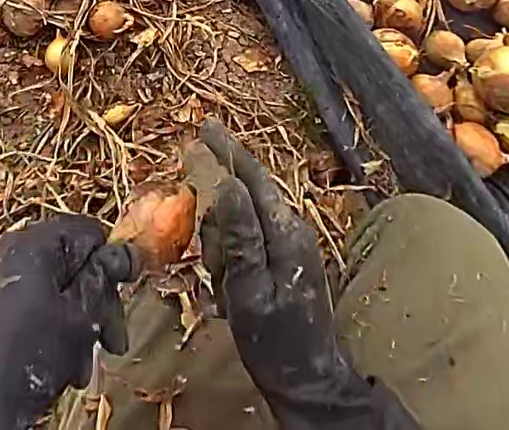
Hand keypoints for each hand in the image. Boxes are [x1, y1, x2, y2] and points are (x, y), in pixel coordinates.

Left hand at [0, 215, 137, 429]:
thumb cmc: (26, 355)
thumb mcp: (79, 314)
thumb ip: (106, 275)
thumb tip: (131, 251)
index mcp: (36, 242)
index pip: (92, 233)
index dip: (112, 265)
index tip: (124, 297)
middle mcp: (16, 252)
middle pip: (76, 264)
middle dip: (97, 305)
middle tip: (111, 343)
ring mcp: (0, 280)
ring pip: (60, 291)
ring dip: (80, 326)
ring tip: (81, 365)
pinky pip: (37, 307)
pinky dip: (55, 332)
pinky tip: (61, 367)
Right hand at [198, 121, 416, 429]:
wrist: (307, 381)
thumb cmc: (275, 341)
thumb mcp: (248, 290)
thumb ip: (239, 234)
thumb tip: (227, 183)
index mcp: (284, 229)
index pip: (252, 175)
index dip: (226, 149)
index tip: (202, 127)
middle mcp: (289, 226)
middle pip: (241, 200)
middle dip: (218, 231)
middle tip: (218, 273)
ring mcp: (287, 242)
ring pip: (238, 225)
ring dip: (223, 254)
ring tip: (228, 293)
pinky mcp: (281, 258)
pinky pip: (245, 246)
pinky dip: (230, 266)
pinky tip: (232, 296)